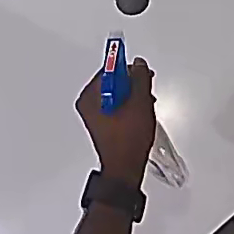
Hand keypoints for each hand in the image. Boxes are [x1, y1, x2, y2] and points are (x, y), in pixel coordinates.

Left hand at [75, 58, 154, 187]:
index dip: (128, 69)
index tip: (141, 72)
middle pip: (112, 81)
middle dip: (131, 84)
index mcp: (90, 97)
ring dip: (132, 95)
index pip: (109, 70)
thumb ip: (140, 78)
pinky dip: (128, 106)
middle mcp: (88, 105)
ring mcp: (94, 115)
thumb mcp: (139, 102)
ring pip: (116, 93)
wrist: (125, 168)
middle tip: (145, 90)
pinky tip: (140, 114)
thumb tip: (139, 65)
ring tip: (145, 105)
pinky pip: (115, 105)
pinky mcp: (102, 124)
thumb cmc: (128, 140)